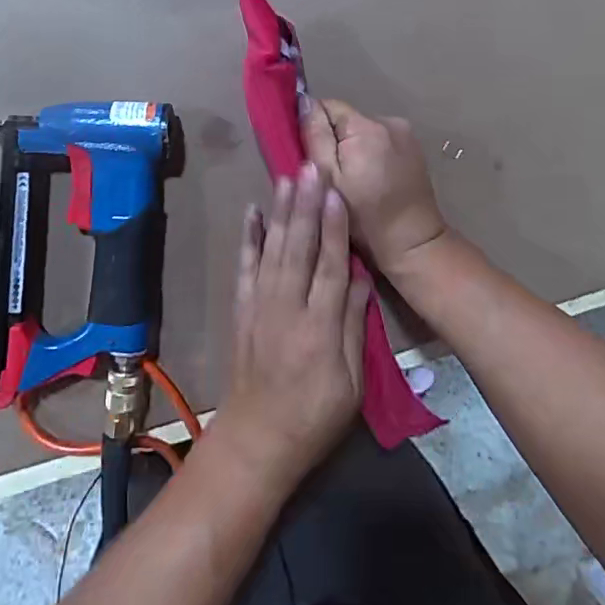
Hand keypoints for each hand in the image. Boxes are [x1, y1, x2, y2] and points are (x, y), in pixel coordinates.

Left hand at [214, 163, 368, 486]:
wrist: (259, 436)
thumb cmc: (315, 414)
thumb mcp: (350, 381)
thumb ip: (354, 326)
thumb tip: (362, 278)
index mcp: (320, 327)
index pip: (331, 266)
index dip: (335, 228)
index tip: (338, 193)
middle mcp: (287, 307)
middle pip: (299, 248)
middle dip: (306, 205)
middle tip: (312, 168)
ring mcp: (260, 305)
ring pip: (272, 249)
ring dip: (280, 212)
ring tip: (287, 178)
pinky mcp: (242, 308)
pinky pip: (245, 266)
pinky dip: (249, 238)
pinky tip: (253, 212)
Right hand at [302, 99, 447, 270]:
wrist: (413, 244)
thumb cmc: (364, 216)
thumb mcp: (328, 178)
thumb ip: (315, 136)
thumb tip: (304, 101)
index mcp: (366, 127)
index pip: (326, 106)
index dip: (312, 128)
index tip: (311, 158)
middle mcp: (389, 121)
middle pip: (345, 119)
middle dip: (333, 140)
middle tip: (329, 175)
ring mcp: (405, 135)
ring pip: (362, 132)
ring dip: (352, 149)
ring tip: (351, 181)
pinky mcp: (414, 150)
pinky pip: (380, 142)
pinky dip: (370, 156)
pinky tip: (370, 181)